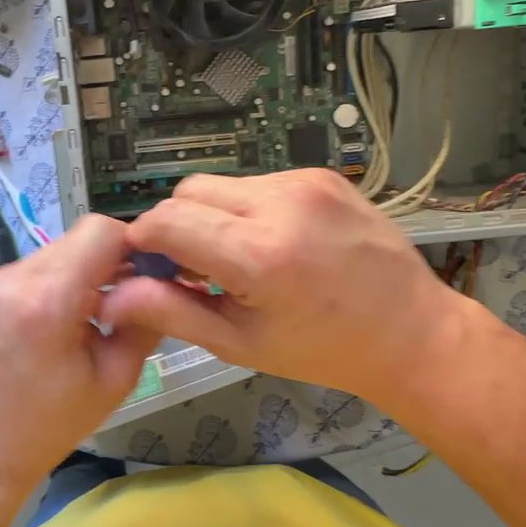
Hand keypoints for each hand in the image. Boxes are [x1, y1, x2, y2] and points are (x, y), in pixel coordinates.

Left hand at [0, 215, 160, 498]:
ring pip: (57, 251)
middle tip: (124, 304)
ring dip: (81, 274)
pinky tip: (59, 324)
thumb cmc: (47, 428)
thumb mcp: (115, 380)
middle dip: (109, 264)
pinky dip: (55, 285)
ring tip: (89, 320)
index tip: (147, 278)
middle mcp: (13, 278)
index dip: (133, 247)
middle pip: (79, 238)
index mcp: (47, 301)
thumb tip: (161, 284)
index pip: (102, 231)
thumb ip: (142, 322)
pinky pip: (33, 269)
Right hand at [98, 170, 475, 407]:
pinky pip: (260, 182)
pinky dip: (250, 209)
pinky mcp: (323, 176)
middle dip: (178, 225)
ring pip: (224, 184)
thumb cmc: (323, 350)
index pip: (168, 220)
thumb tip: (115, 294)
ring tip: (240, 259)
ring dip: (215, 216)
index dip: (144, 240)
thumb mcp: (240, 343)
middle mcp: (282, 204)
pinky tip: (274, 244)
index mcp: (259, 255)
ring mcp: (307, 183)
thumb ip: (173, 311)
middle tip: (195, 268)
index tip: (146, 264)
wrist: (409, 331)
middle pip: (190, 191)